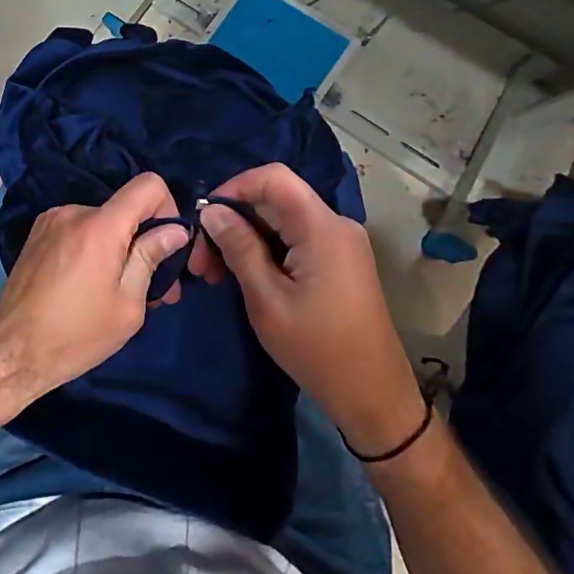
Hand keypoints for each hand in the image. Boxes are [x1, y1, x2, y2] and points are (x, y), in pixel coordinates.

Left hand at [0, 173, 192, 409]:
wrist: (12, 351)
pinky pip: (80, 229)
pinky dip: (94, 248)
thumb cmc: (76, 335)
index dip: (167, 207)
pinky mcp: (38, 233)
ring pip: (103, 222)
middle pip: (125, 209)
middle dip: (144, 240)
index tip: (167, 244)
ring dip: (118, 248)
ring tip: (119, 291)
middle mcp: (74, 211)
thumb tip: (176, 230)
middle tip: (154, 286)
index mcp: (100, 226)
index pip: (148, 184)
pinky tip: (90, 284)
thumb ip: (151, 258)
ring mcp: (52, 220)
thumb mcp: (127, 305)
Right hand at [196, 163, 426, 455]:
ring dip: (245, 239)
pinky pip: (296, 239)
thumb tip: (212, 211)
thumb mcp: (267, 299)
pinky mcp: (339, 262)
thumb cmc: (317, 349)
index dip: (235, 187)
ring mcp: (341, 243)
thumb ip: (239, 247)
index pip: (274, 178)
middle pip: (275, 201)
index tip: (205, 219)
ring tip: (214, 275)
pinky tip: (243, 277)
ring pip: (282, 221)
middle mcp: (335, 225)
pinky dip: (266, 251)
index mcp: (322, 227)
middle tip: (201, 261)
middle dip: (233, 221)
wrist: (373, 396)